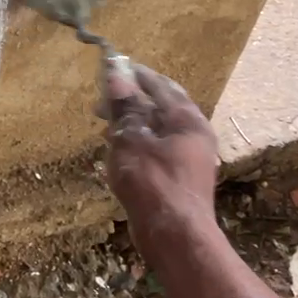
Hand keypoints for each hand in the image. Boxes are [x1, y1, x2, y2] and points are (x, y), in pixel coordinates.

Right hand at [98, 61, 220, 243]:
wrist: (174, 233)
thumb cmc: (152, 181)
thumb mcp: (130, 139)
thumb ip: (125, 106)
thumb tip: (117, 74)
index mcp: (187, 121)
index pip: (160, 85)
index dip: (135, 73)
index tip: (111, 64)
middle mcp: (195, 134)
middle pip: (162, 104)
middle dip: (132, 97)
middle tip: (102, 97)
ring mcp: (190, 155)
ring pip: (158, 125)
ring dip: (132, 118)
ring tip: (105, 121)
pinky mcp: (180, 173)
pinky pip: (157, 143)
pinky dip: (137, 137)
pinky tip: (117, 145)